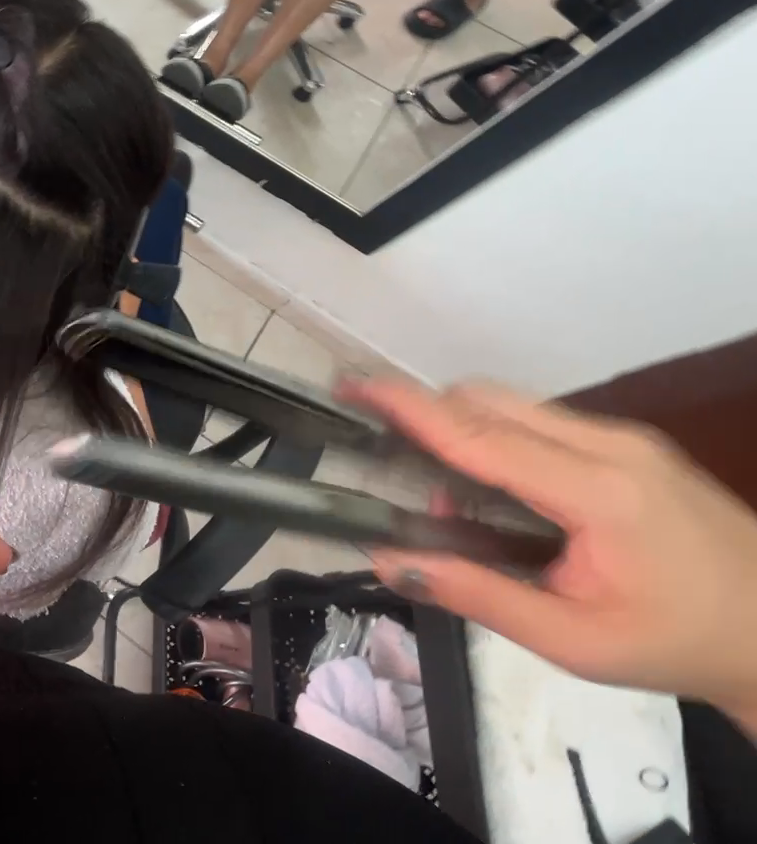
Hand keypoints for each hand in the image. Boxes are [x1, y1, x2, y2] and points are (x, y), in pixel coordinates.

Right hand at [349, 381, 756, 727]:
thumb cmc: (681, 644)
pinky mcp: (630, 446)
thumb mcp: (573, 640)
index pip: (478, 432)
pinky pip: (536, 419)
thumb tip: (385, 559)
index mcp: (599, 493)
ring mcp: (627, 442)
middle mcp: (612, 447)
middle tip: (377, 446)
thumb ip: (475, 595)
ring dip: (456, 425)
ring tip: (437, 485)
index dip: (405, 406)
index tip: (350, 387)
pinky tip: (491, 489)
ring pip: (509, 404)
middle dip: (422, 411)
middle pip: (486, 400)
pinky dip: (490, 435)